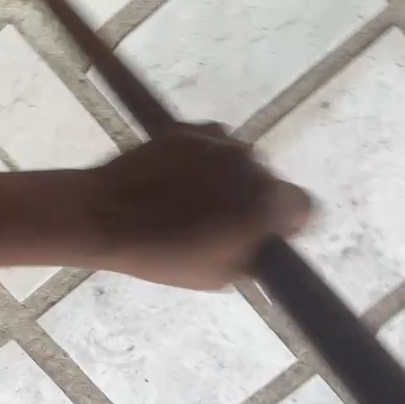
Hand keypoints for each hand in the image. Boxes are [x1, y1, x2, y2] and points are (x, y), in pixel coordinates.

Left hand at [83, 124, 312, 288]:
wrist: (102, 215)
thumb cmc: (160, 253)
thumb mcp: (219, 273)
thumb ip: (251, 254)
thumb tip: (257, 246)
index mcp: (267, 202)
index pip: (302, 205)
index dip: (284, 220)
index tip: (263, 231)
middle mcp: (249, 165)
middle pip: (266, 179)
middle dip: (249, 196)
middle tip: (218, 216)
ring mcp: (214, 142)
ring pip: (235, 158)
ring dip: (224, 173)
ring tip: (190, 195)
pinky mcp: (183, 129)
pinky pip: (207, 140)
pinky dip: (199, 154)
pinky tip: (177, 173)